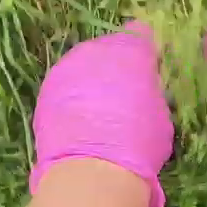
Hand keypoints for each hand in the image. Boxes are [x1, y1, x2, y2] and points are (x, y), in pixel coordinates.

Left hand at [31, 22, 173, 206]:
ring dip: (92, 85)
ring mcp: (66, 69)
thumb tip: (144, 91)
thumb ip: (151, 94)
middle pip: (106, 51)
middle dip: (115, 68)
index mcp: (130, 52)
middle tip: (125, 96)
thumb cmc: (139, 142)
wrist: (93, 170)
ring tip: (102, 114)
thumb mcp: (160, 117)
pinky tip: (83, 125)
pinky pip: (66, 90)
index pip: (139, 37)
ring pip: (83, 69)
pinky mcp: (45, 92)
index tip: (148, 69)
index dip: (143, 52)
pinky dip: (75, 102)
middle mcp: (95, 51)